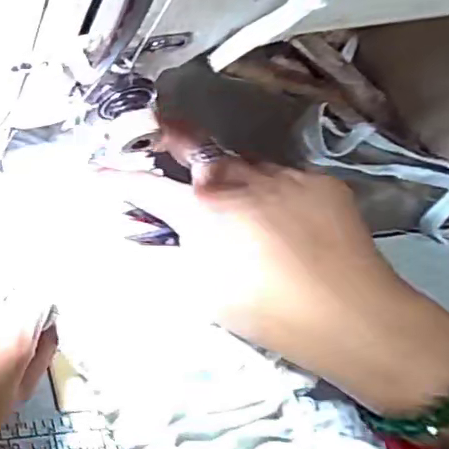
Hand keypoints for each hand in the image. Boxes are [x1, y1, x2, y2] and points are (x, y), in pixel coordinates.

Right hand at [105, 120, 448, 413]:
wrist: (351, 315)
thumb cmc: (262, 309)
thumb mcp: (197, 290)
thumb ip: (162, 259)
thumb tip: (138, 239)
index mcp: (199, 206)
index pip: (144, 185)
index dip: (116, 178)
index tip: (98, 170)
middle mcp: (236, 177)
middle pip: (193, 145)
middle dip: (168, 134)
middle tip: (158, 133)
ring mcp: (282, 174)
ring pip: (242, 165)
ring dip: (228, 177)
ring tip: (236, 207)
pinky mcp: (319, 182)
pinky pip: (282, 179)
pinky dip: (270, 193)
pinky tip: (281, 222)